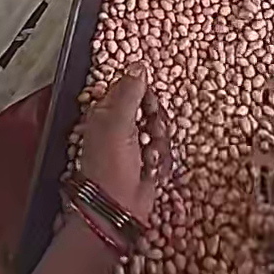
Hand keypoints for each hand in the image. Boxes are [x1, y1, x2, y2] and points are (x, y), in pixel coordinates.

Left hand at [76, 72, 168, 220]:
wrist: (117, 207)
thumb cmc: (110, 165)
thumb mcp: (117, 122)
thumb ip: (129, 93)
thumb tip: (139, 66)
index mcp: (107, 110)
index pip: (134, 87)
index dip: (145, 96)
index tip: (149, 107)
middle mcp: (121, 123)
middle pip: (152, 107)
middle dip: (156, 122)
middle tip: (149, 134)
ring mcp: (136, 143)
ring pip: (161, 129)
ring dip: (159, 144)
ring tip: (148, 158)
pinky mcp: (149, 160)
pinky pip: (165, 150)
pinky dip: (161, 160)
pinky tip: (152, 170)